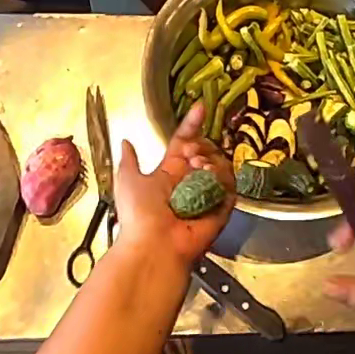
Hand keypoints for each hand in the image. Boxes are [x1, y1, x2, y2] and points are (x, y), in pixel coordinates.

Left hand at [112, 101, 232, 267]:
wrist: (154, 245)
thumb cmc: (138, 215)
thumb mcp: (127, 179)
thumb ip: (129, 159)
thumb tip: (125, 141)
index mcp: (169, 173)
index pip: (185, 142)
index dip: (193, 125)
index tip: (200, 108)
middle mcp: (190, 182)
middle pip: (206, 150)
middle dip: (201, 145)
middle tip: (191, 154)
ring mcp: (207, 195)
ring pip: (220, 165)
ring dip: (211, 160)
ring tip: (198, 167)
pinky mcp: (221, 209)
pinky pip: (230, 186)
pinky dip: (222, 178)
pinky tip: (209, 177)